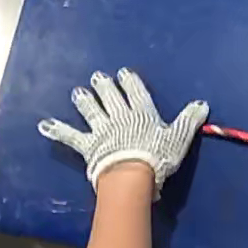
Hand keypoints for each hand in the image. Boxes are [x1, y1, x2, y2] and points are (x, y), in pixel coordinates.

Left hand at [38, 68, 208, 194]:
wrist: (133, 174)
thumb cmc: (158, 157)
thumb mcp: (179, 138)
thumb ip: (189, 120)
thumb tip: (202, 104)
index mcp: (142, 113)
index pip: (136, 92)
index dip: (130, 82)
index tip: (124, 74)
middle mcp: (120, 117)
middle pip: (111, 98)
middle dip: (104, 87)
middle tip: (98, 77)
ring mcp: (102, 130)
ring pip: (91, 111)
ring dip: (84, 101)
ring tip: (78, 92)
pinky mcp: (89, 145)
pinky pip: (70, 136)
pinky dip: (57, 130)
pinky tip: (44, 125)